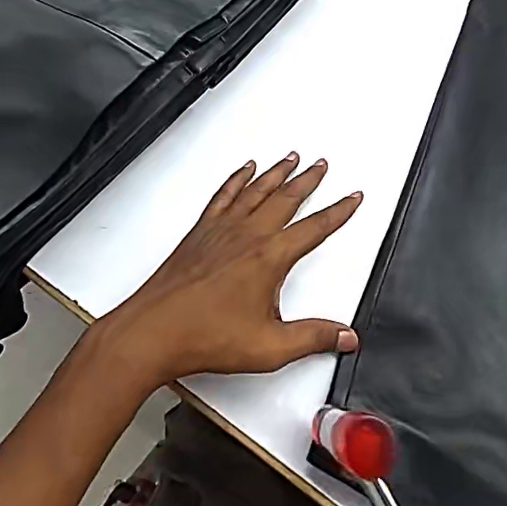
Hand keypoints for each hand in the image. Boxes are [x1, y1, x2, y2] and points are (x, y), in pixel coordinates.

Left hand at [94, 154, 362, 390]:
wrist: (154, 331)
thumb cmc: (203, 336)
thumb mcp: (270, 347)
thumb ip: (312, 338)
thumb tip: (344, 335)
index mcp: (268, 258)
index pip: (314, 228)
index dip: (338, 212)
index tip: (351, 198)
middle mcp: (246, 236)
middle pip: (286, 198)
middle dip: (309, 180)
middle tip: (322, 165)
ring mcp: (222, 230)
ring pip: (257, 189)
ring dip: (277, 172)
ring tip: (291, 158)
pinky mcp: (201, 232)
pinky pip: (224, 195)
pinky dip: (237, 178)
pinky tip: (244, 170)